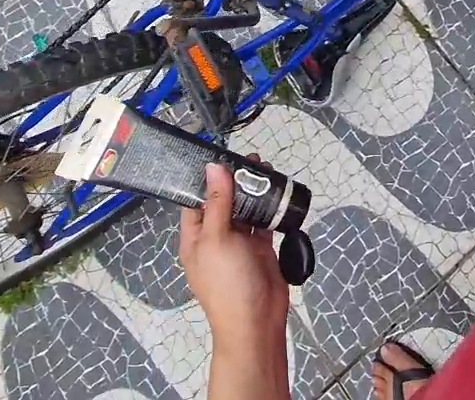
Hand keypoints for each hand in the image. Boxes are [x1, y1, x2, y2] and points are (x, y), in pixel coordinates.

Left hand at [178, 163, 288, 357]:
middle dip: (236, 179)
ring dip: (255, 189)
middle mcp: (216, 236)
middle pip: (224, 200)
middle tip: (253, 158)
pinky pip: (263, 220)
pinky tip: (278, 190)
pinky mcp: (260, 246)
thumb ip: (217, 202)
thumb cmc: (228, 281)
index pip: (195, 200)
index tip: (222, 153)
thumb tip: (213, 167)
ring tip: (268, 168)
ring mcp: (239, 242)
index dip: (206, 178)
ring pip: (245, 208)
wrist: (257, 320)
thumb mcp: (218, 239)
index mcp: (196, 237)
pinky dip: (270, 205)